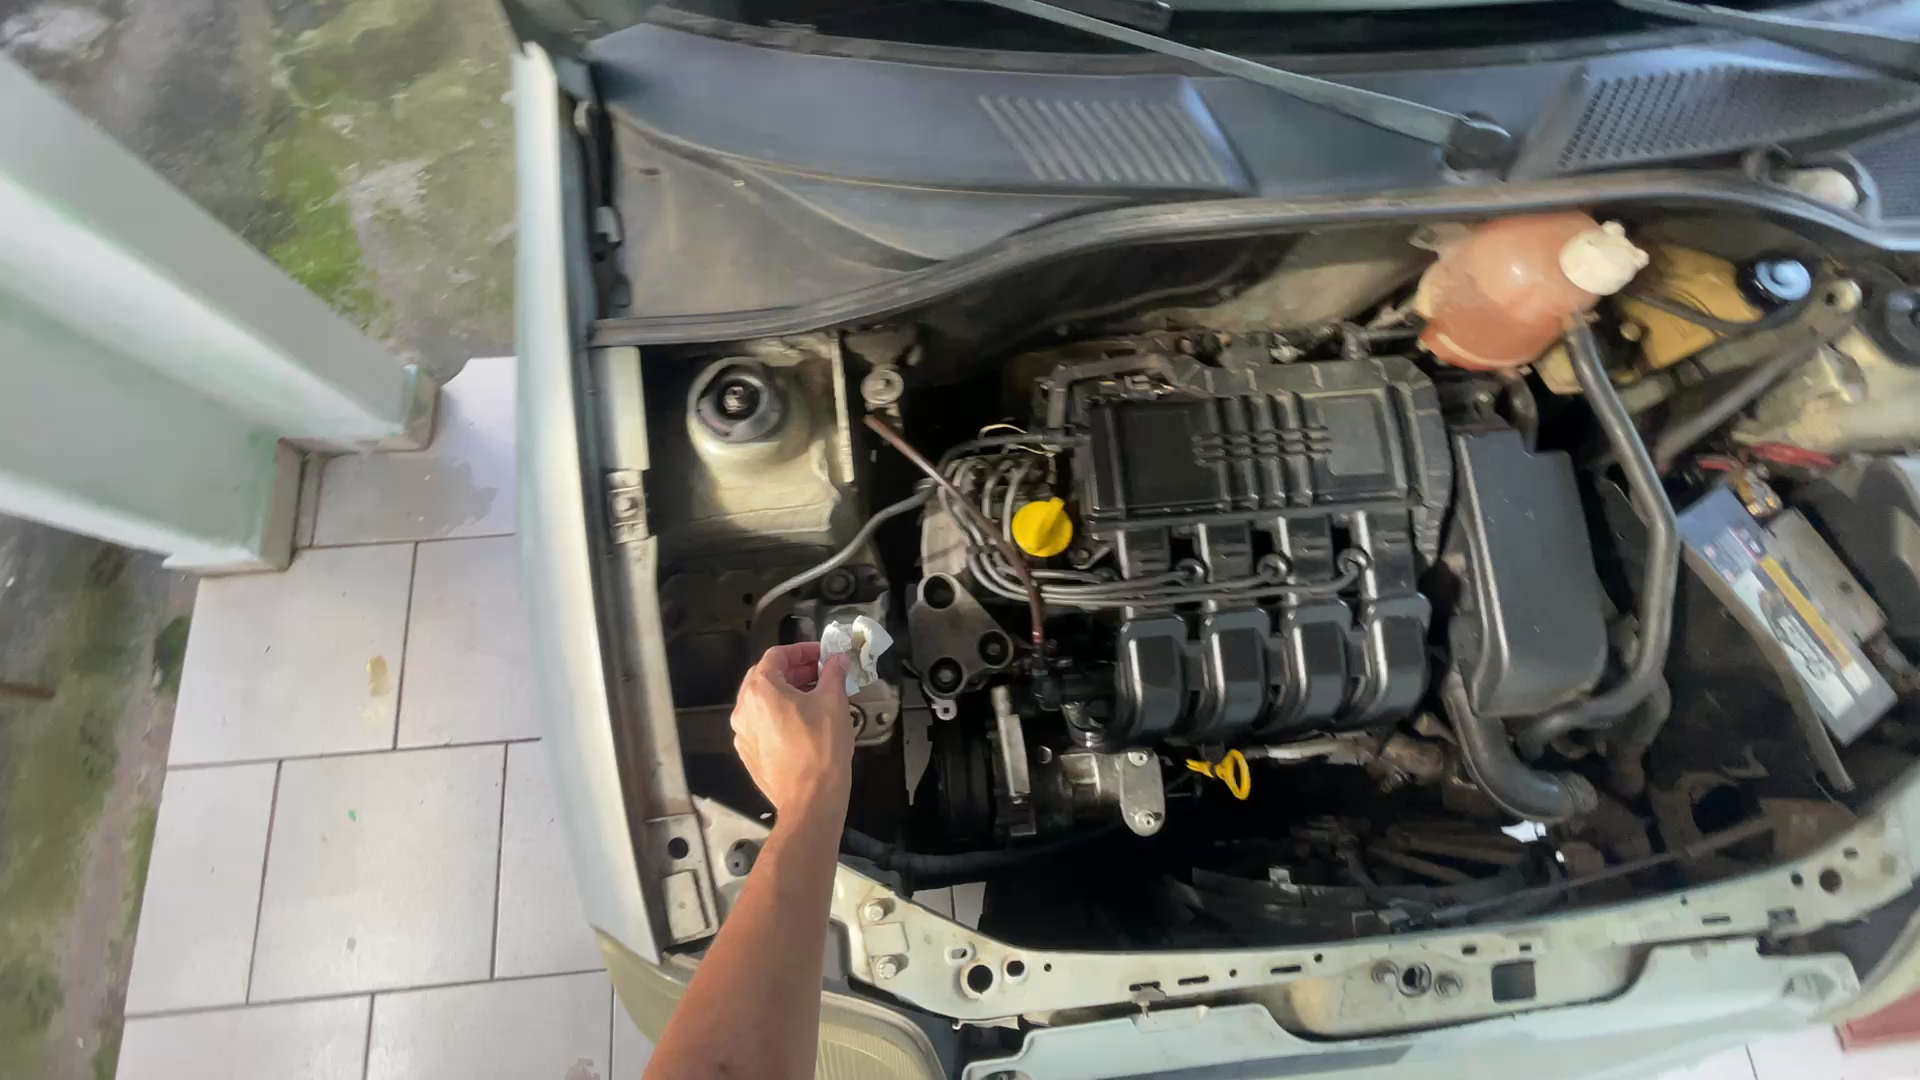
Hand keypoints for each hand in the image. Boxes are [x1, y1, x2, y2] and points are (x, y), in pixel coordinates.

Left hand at [730, 642, 854, 817]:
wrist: (810, 800)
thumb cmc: (821, 748)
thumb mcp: (834, 702)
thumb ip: (834, 673)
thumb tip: (838, 660)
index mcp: (760, 690)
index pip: (776, 655)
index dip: (802, 650)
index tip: (823, 654)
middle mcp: (744, 709)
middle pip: (766, 676)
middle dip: (796, 670)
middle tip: (822, 672)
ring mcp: (743, 733)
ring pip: (764, 701)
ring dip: (788, 692)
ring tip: (817, 696)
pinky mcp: (749, 753)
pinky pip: (762, 723)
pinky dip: (781, 714)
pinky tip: (804, 722)